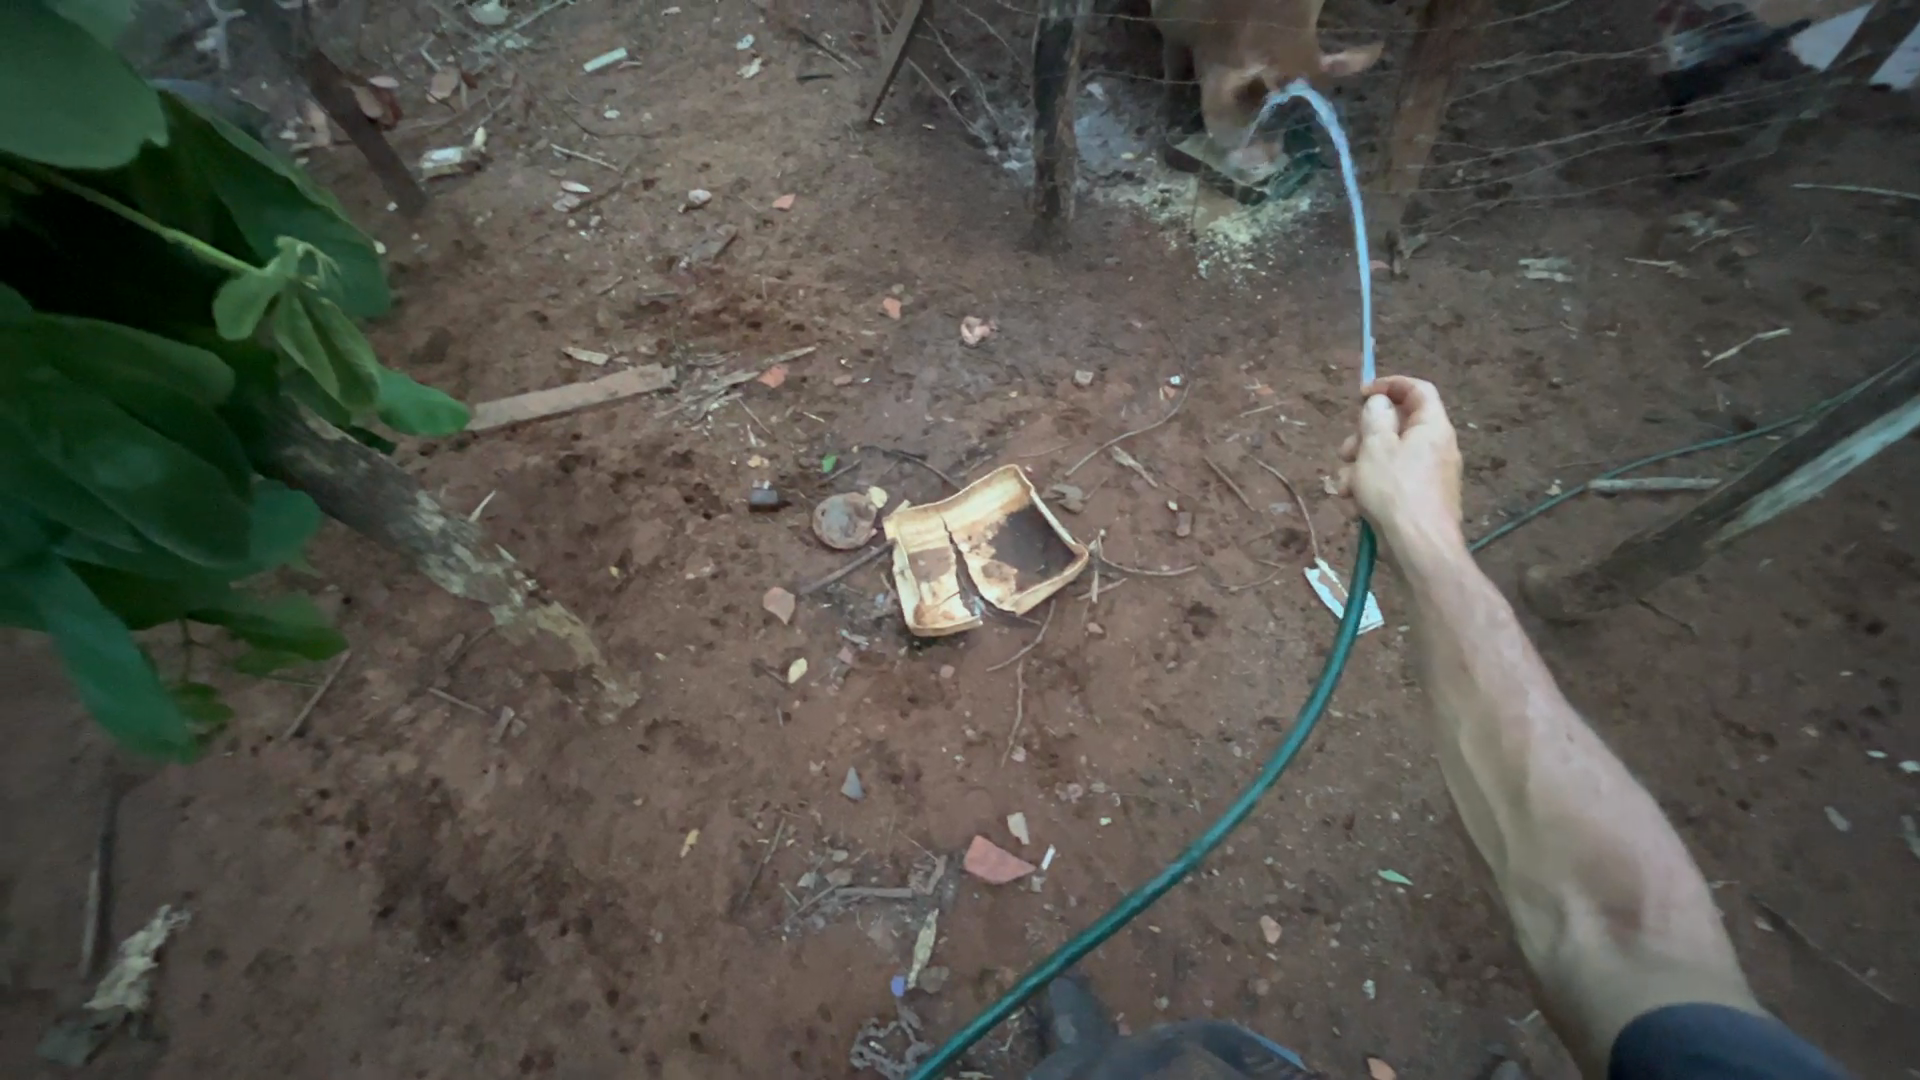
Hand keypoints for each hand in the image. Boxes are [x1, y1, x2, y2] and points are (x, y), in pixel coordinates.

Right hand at [1337, 376, 1464, 554]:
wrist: (1418, 545)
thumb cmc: (1394, 491)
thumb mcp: (1375, 448)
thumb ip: (1374, 419)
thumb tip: (1379, 402)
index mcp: (1431, 427)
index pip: (1417, 390)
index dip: (1389, 385)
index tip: (1361, 394)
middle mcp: (1435, 447)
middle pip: (1395, 427)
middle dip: (1362, 439)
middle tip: (1344, 453)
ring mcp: (1428, 474)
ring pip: (1385, 458)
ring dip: (1358, 469)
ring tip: (1345, 490)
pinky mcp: (1418, 498)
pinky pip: (1389, 482)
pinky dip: (1369, 489)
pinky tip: (1356, 506)